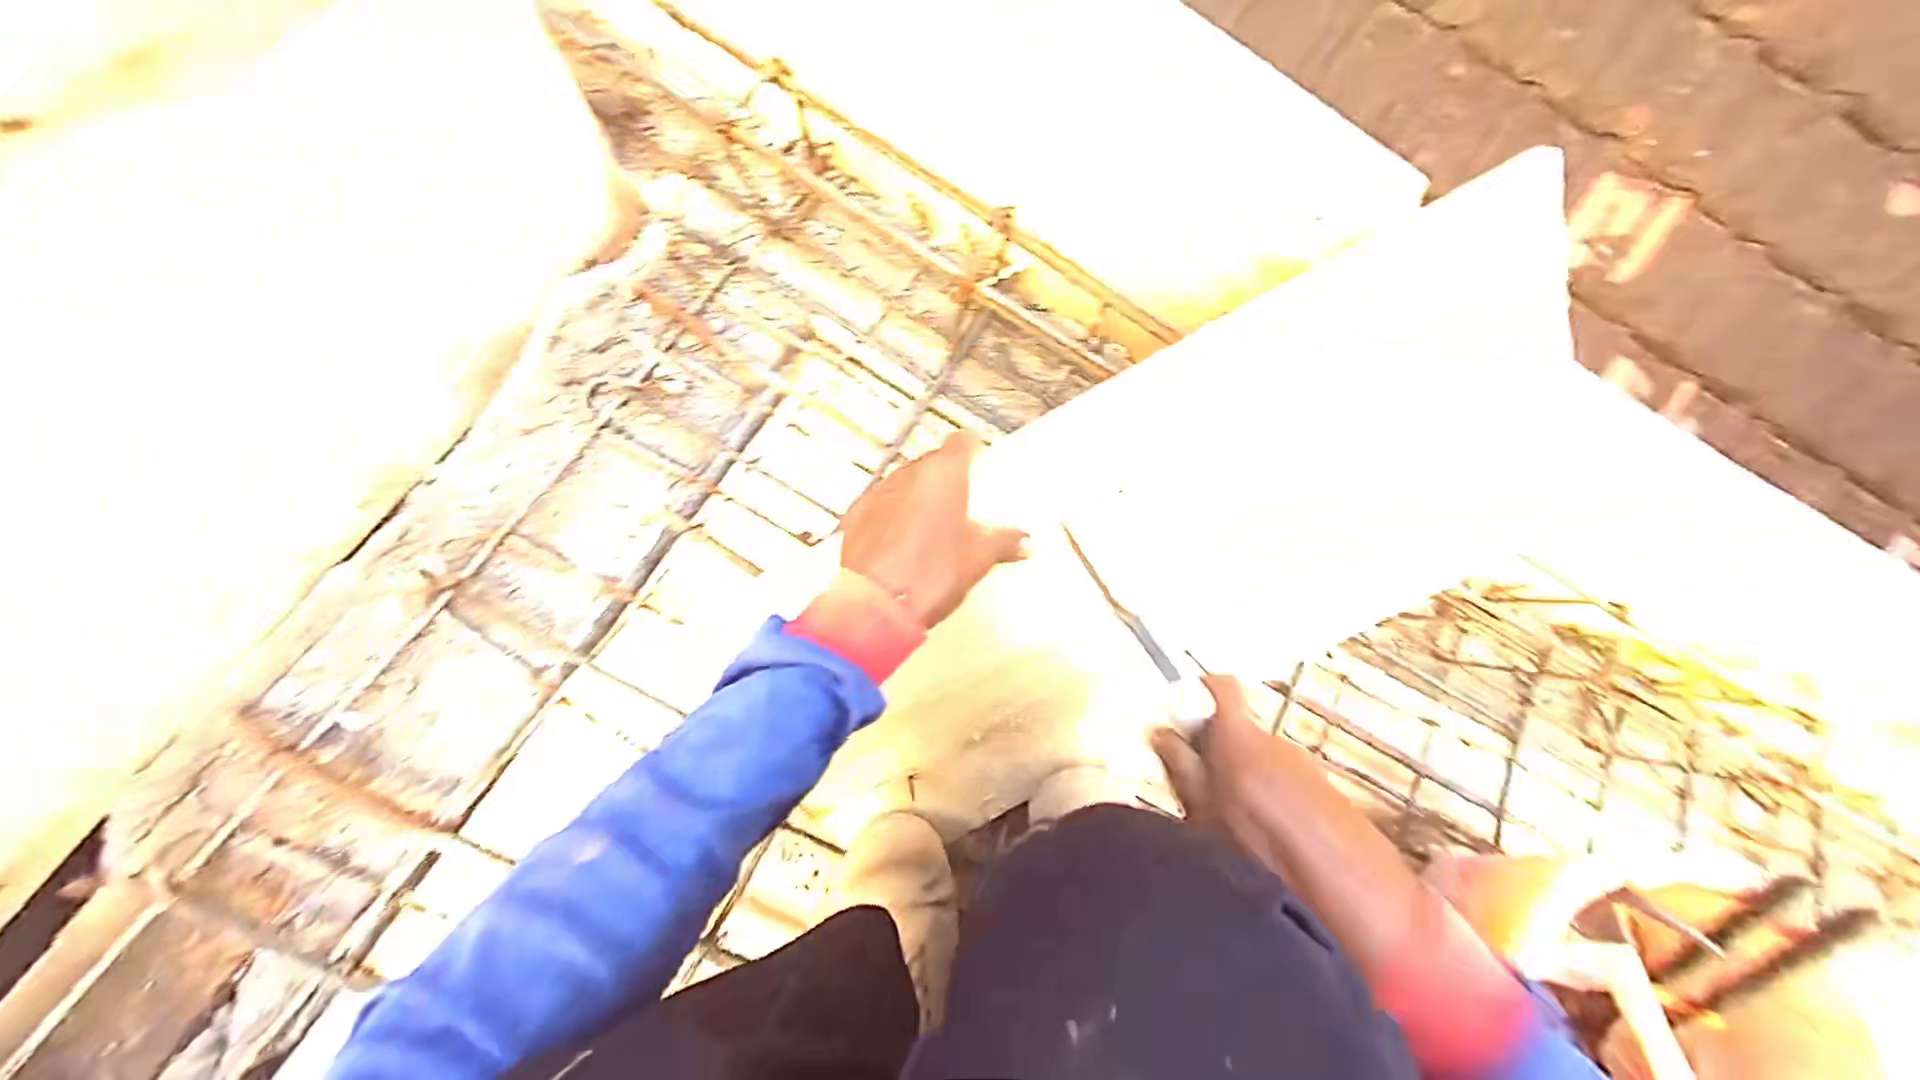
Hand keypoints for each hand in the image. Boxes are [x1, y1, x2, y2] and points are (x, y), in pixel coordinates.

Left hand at [839, 432, 1028, 627]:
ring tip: (932, 525)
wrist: (877, 602)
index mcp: (946, 473)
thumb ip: (1005, 542)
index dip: (972, 449)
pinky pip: (881, 505)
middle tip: (959, 501)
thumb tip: (1021, 541)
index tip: (977, 456)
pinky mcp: (857, 515)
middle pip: (932, 462)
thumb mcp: (980, 559)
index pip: (962, 442)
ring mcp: (880, 492)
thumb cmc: (928, 574)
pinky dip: (892, 515)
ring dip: (917, 496)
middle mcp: (909, 474)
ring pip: (904, 483)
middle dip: (945, 478)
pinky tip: (902, 540)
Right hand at [1149, 675, 1301, 874]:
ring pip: (1259, 754)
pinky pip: (1282, 777)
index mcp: (1235, 730)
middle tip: (1195, 775)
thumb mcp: (1199, 797)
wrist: (1332, 865)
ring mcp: (1299, 761)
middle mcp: (1270, 737)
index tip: (1187, 701)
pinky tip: (1262, 828)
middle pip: (1237, 725)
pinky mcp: (1319, 787)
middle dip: (1214, 743)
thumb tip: (1160, 733)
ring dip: (1241, 771)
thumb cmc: (1255, 828)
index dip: (1204, 687)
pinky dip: (1267, 791)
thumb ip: (1177, 760)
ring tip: (1227, 811)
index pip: (1221, 686)